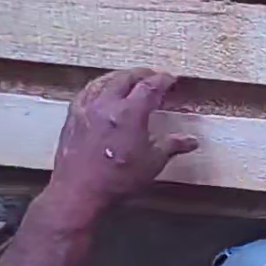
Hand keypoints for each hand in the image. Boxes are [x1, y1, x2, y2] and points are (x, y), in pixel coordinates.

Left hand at [42, 68, 198, 224]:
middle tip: (154, 77)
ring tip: (131, 80)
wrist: (79, 191)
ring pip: (106, 80)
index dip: (163, 80)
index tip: (171, 79)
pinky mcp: (73, 115)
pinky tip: (103, 91)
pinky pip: (88, 91)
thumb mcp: (152, 163)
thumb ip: (172, 146)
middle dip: (143, 74)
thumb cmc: (117, 180)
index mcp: (131, 112)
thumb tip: (191, 141)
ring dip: (121, 76)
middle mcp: (108, 103)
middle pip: (127, 77)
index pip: (151, 86)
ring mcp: (88, 107)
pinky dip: (100, 86)